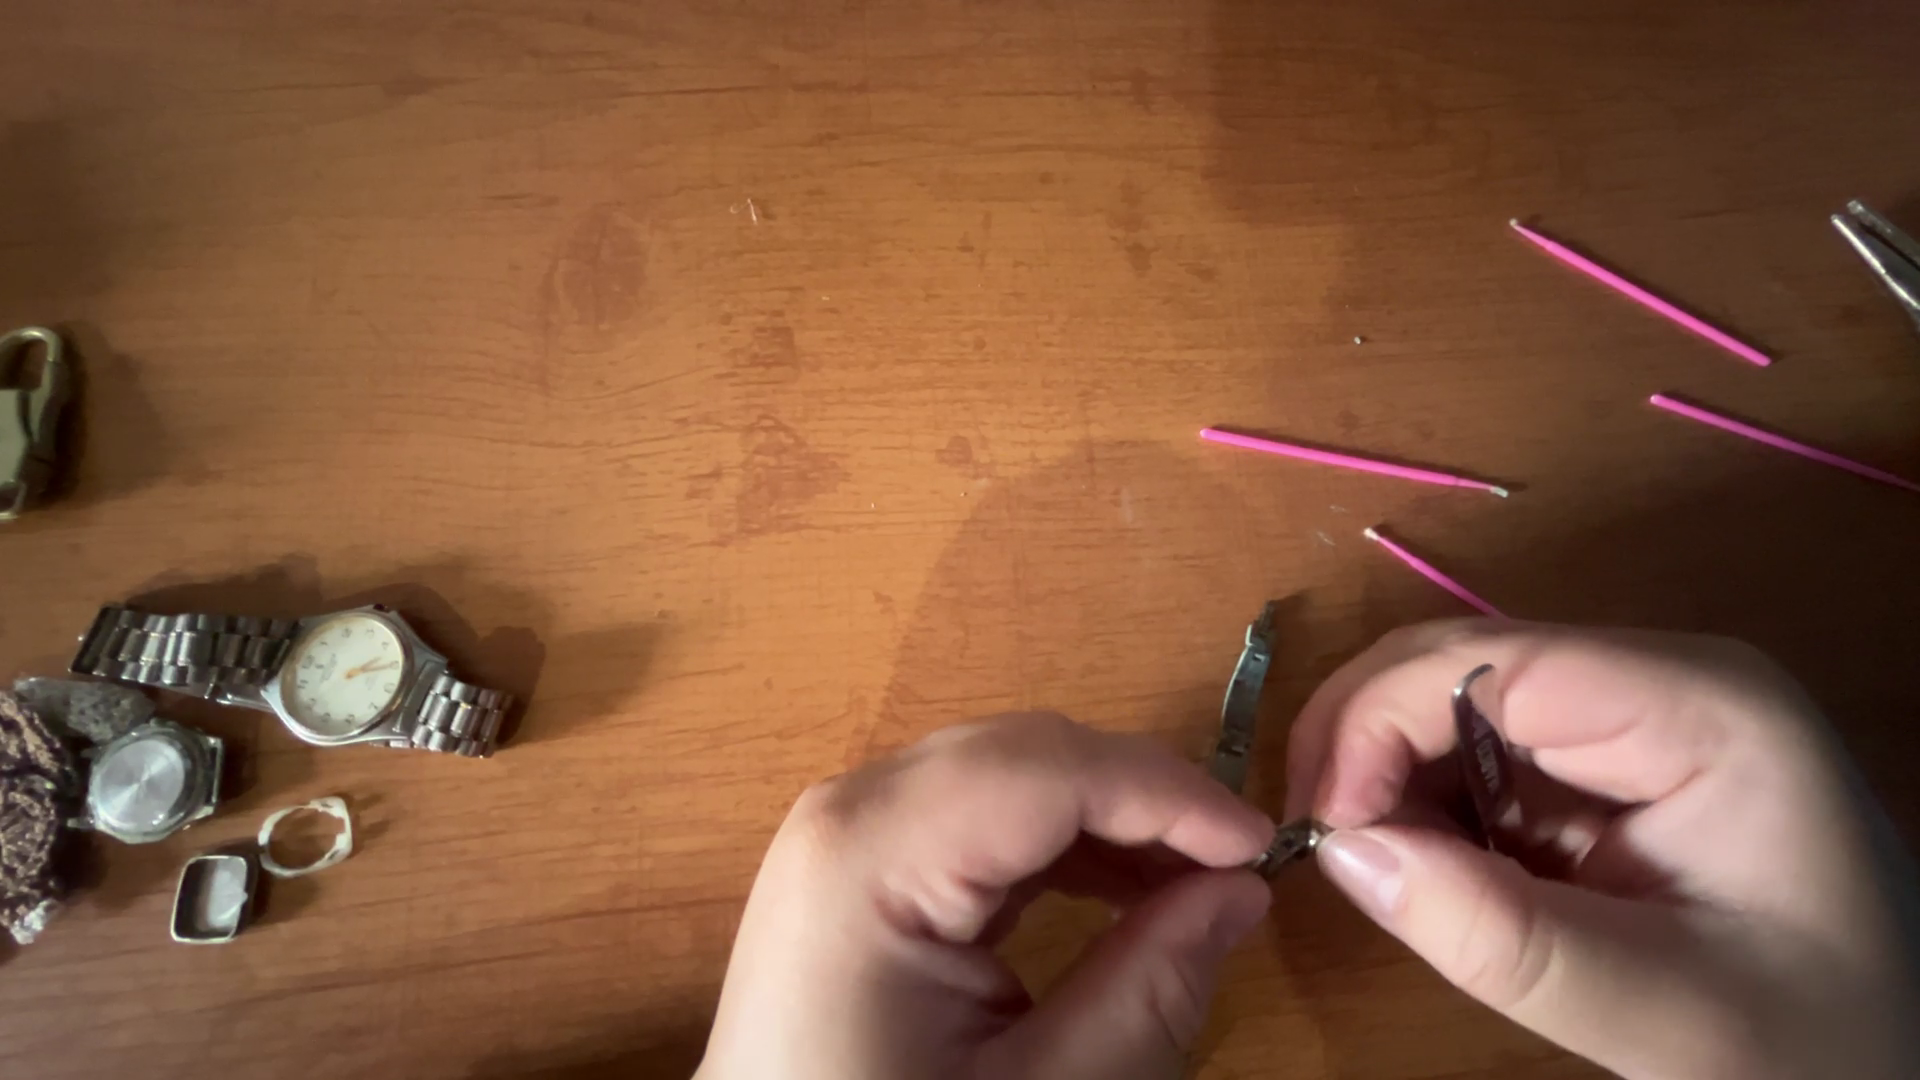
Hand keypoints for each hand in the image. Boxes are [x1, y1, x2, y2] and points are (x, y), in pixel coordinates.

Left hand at [696, 714, 1275, 1079]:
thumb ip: (1148, 987)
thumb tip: (1240, 893)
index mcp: (872, 851)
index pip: (1046, 768)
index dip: (1164, 791)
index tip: (1258, 841)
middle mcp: (852, 804)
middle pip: (1026, 754)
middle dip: (1139, 795)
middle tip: (1231, 864)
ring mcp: (850, 819)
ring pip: (1009, 770)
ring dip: (1105, 814)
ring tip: (1188, 880)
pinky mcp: (863, 846)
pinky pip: (979, 809)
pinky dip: (1057, 837)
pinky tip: (1115, 883)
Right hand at [1287, 620, 1919, 1079]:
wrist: (1879, 1057)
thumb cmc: (1818, 1044)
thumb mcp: (1678, 1021)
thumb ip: (1508, 941)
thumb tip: (1342, 851)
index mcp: (1690, 701)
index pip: (1478, 663)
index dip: (1375, 723)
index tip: (1327, 823)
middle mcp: (1634, 673)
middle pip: (1435, 661)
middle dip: (1355, 741)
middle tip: (1316, 832)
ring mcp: (1597, 702)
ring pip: (1421, 694)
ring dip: (1369, 770)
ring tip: (1368, 855)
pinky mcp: (1564, 742)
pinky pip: (1440, 739)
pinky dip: (1398, 791)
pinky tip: (1414, 852)